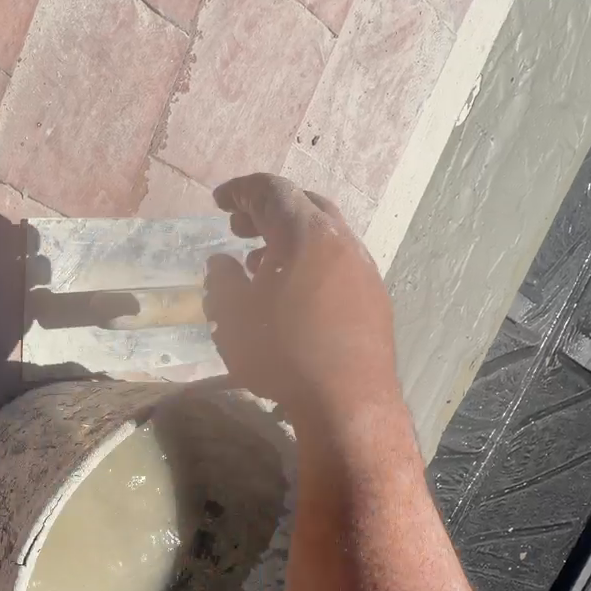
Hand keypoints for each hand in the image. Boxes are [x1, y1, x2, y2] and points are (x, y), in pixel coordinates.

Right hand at [204, 174, 398, 417]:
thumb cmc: (282, 353)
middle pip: (303, 205)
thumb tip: (223, 262)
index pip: (271, 192)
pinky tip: (291, 294)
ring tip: (260, 264)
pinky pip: (335, 263)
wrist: (346, 399)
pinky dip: (308, 263)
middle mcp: (340, 240)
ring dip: (288, 240)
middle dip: (267, 211)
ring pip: (322, 235)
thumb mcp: (234, 317)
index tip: (219, 202)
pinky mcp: (372, 297)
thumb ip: (223, 281)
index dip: (240, 191)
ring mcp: (362, 268)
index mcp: (304, 235)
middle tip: (239, 227)